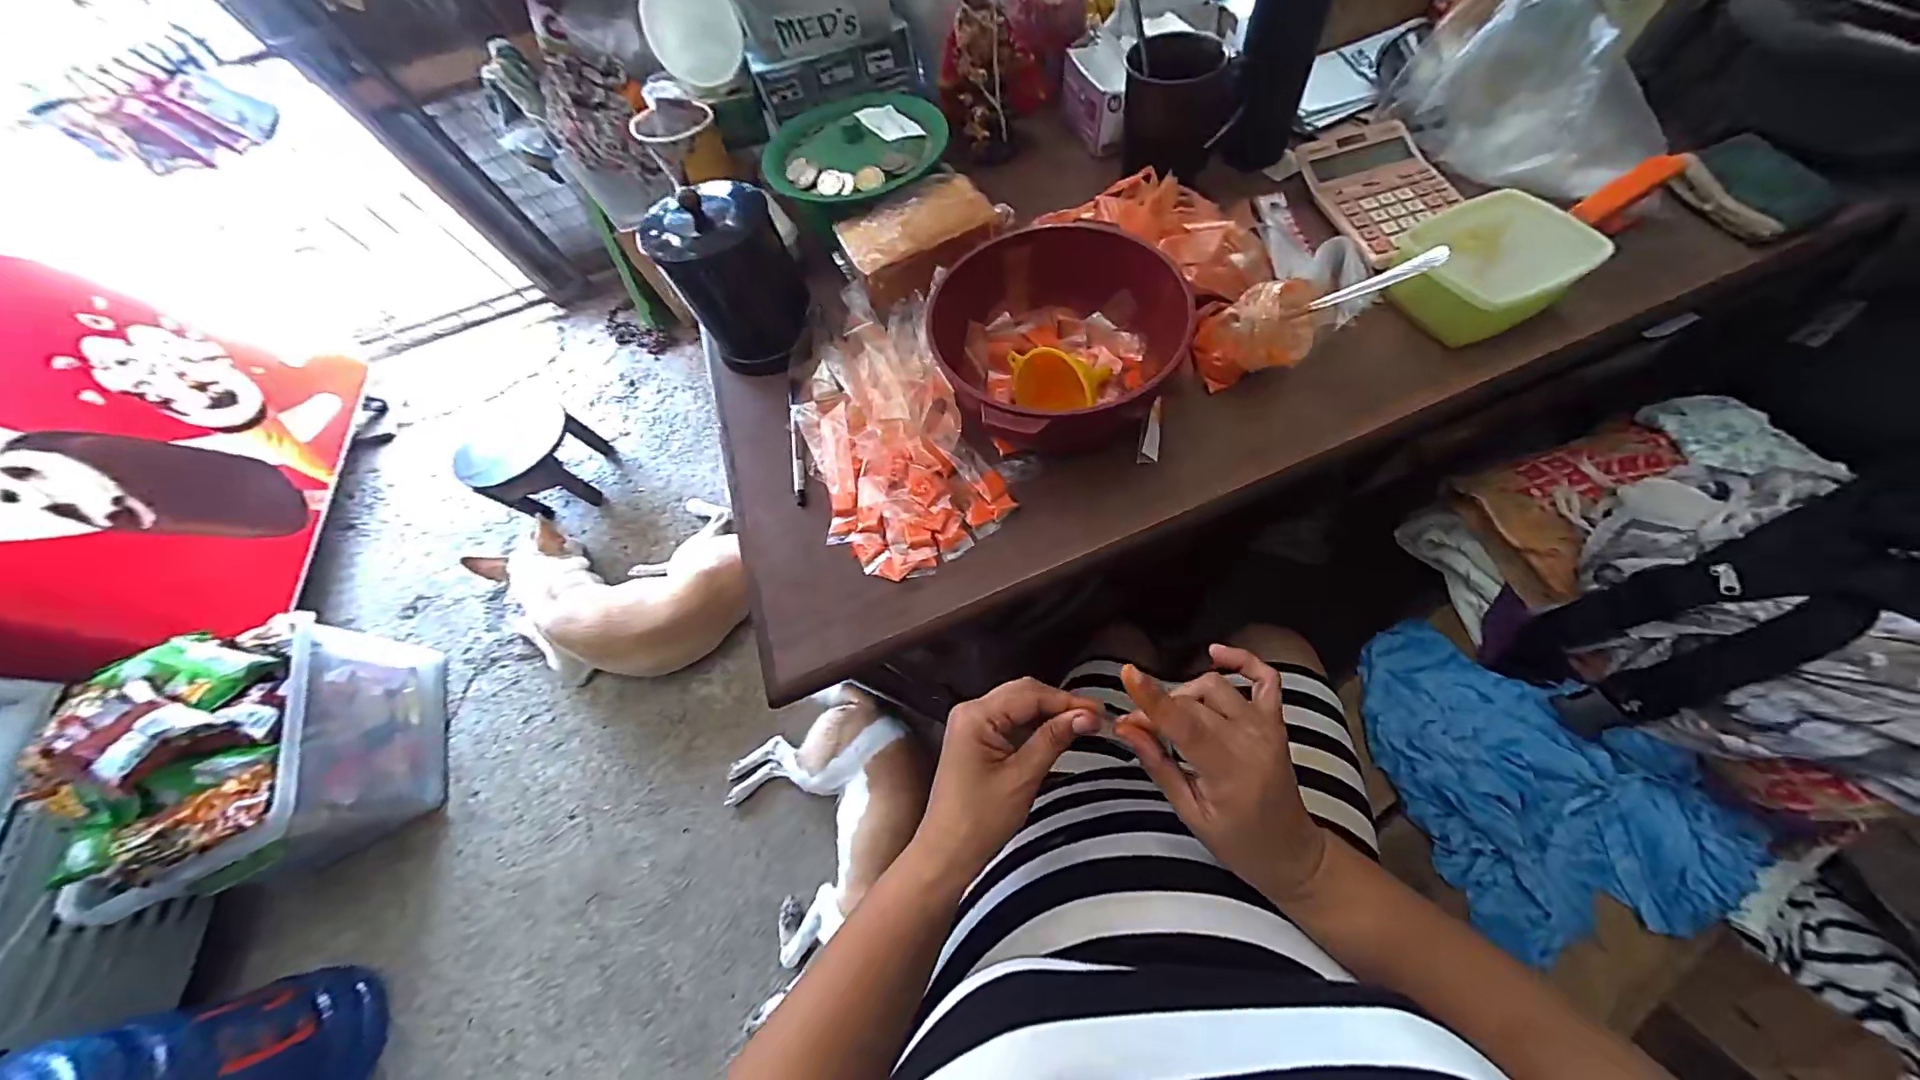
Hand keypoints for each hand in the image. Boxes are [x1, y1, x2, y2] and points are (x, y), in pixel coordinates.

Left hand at [911, 678, 1102, 889]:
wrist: (947, 852)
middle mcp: (970, 712)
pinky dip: (1036, 725)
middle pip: (1024, 693)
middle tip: (1094, 717)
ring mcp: (971, 724)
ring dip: (1050, 713)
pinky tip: (1057, 733)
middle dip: (1060, 703)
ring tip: (1082, 725)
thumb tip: (1084, 717)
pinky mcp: (977, 738)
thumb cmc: (976, 822)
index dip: (1067, 701)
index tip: (1098, 711)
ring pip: (1019, 705)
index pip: (1029, 694)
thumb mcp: (1022, 778)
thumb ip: (1053, 740)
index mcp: (975, 716)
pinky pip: (1011, 721)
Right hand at [1112, 646, 1328, 904]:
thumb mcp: (1190, 813)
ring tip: (1171, 716)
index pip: (1185, 724)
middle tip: (1137, 726)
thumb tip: (1126, 728)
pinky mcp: (1276, 721)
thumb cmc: (1238, 842)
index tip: (1128, 674)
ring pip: (1215, 686)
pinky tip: (1215, 654)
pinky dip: (1241, 660)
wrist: (1292, 851)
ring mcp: (1268, 727)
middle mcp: (1252, 742)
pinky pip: (1265, 677)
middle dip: (1157, 707)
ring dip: (1184, 692)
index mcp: (1230, 772)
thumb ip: (1158, 765)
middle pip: (1192, 703)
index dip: (1154, 697)